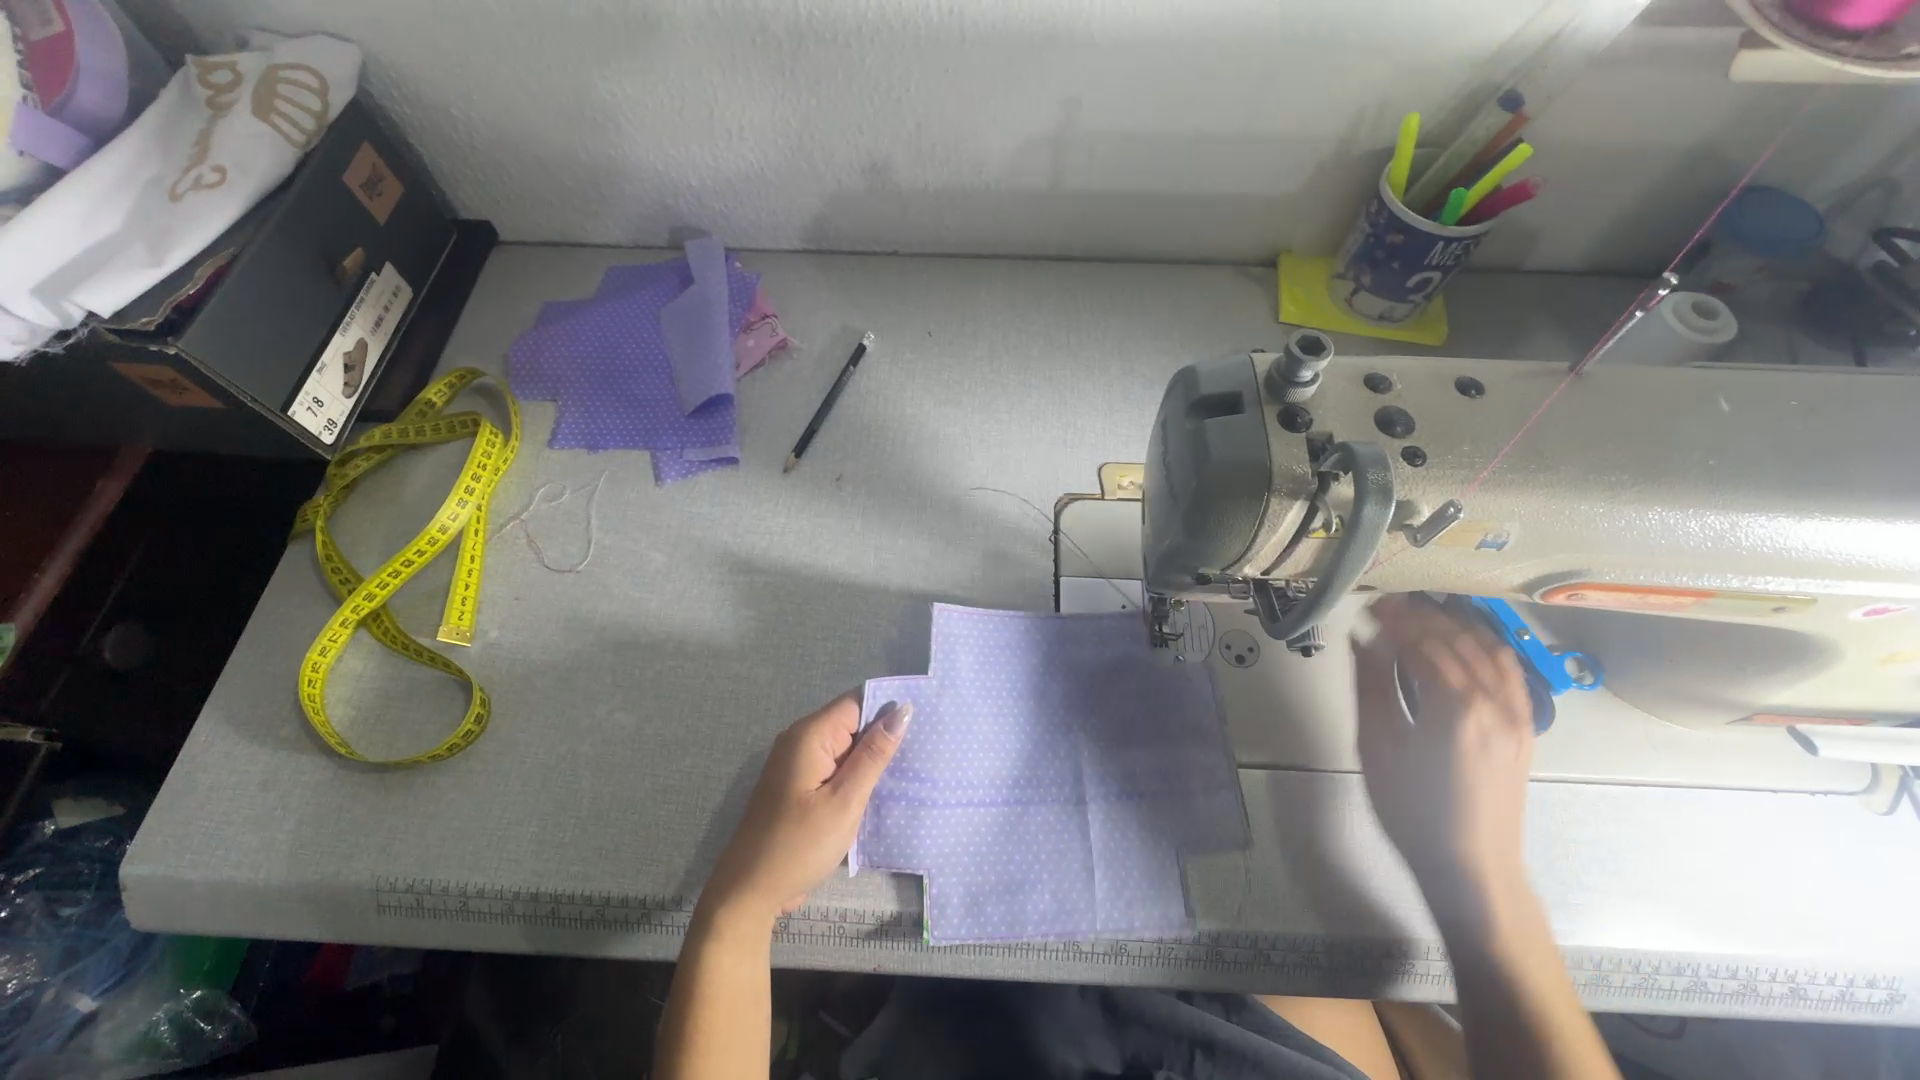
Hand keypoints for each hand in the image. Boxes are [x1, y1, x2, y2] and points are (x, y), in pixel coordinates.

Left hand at [700, 695, 909, 925]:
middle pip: (852, 723)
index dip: (889, 709)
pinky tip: (882, 791)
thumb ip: (874, 754)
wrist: (749, 891)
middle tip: (927, 750)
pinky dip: (855, 776)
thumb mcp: (845, 800)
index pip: (858, 702)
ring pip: (845, 748)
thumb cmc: (799, 845)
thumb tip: (902, 710)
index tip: (926, 721)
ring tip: (913, 770)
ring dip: (872, 759)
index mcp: (810, 735)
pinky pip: (834, 768)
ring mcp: (797, 764)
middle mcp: (800, 740)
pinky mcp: (798, 785)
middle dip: (884, 735)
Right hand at [1353, 596, 1533, 904]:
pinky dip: (1485, 648)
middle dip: (1421, 617)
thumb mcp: (1377, 747)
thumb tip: (1363, 640)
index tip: (1368, 607)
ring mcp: (1516, 714)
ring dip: (1455, 626)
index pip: (1422, 643)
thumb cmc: (1411, 811)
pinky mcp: (1524, 728)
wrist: (1470, 866)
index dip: (1394, 620)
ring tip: (1423, 616)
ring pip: (1488, 650)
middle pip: (1456, 640)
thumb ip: (1372, 686)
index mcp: (1454, 706)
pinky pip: (1509, 673)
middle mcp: (1493, 702)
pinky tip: (1463, 645)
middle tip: (1388, 607)